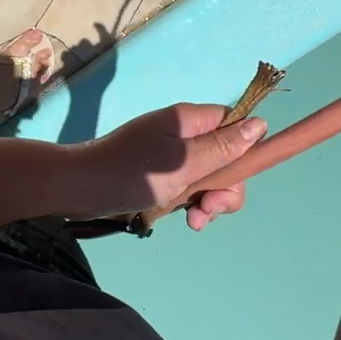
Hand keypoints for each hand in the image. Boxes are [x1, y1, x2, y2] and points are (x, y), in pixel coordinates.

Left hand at [70, 103, 266, 229]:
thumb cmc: (132, 172)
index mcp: (189, 120)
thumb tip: (260, 124)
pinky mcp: (156, 174)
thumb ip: (223, 147)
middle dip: (225, 187)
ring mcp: (168, 155)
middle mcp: (181, 133)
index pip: (235, 125)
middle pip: (225, 156)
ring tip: (193, 220)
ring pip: (207, 177)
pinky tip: (182, 219)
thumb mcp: (185, 162)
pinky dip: (188, 203)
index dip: (244, 152)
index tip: (235, 179)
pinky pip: (185, 187)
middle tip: (209, 209)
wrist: (80, 188)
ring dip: (207, 200)